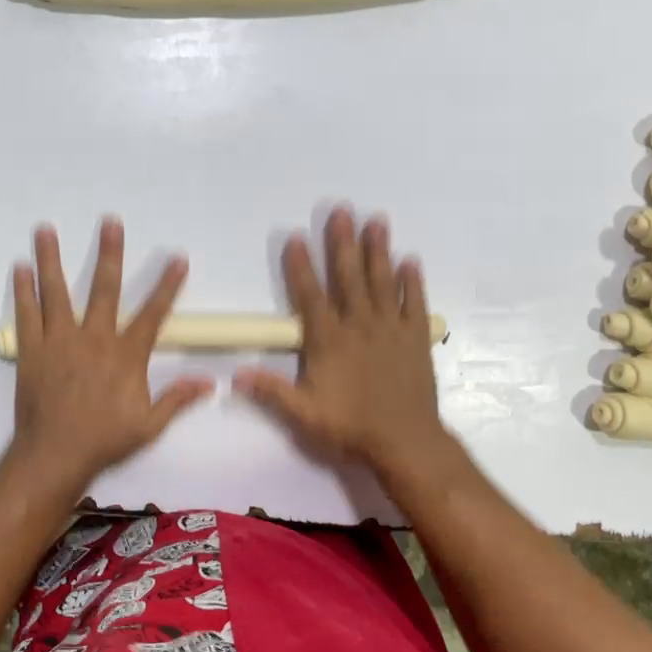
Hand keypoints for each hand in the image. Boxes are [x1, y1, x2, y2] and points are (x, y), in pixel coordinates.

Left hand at [8, 218, 213, 485]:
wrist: (55, 454)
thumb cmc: (105, 441)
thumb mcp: (150, 426)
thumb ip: (178, 399)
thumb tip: (211, 383)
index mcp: (125, 355)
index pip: (153, 313)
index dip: (168, 285)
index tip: (177, 258)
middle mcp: (94, 338)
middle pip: (104, 288)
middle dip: (109, 253)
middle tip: (110, 221)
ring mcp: (59, 341)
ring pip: (56, 291)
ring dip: (52, 258)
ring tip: (45, 229)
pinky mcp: (32, 350)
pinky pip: (27, 314)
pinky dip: (23, 290)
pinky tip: (20, 268)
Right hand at [234, 208, 454, 474]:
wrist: (405, 441)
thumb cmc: (350, 427)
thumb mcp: (303, 415)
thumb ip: (270, 391)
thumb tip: (234, 376)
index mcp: (328, 341)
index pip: (310, 296)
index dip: (300, 266)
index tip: (295, 237)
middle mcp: (359, 325)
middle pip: (349, 277)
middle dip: (342, 242)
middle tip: (342, 210)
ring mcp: (391, 329)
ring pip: (383, 281)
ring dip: (378, 250)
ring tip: (377, 220)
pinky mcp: (416, 339)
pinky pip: (415, 303)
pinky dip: (413, 282)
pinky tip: (410, 261)